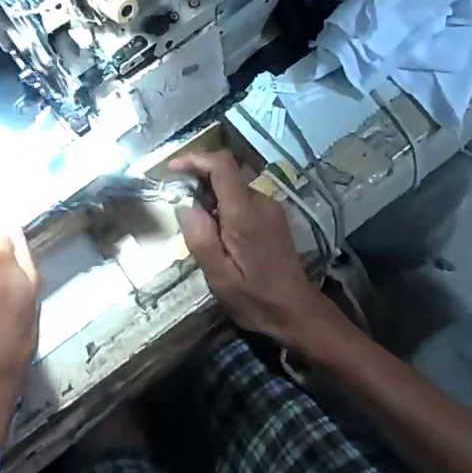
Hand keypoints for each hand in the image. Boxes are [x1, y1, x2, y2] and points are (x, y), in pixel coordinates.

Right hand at [172, 151, 339, 350]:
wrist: (298, 313)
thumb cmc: (256, 299)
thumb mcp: (220, 278)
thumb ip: (201, 239)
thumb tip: (185, 207)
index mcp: (245, 215)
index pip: (222, 166)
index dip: (195, 159)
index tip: (173, 170)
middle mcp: (261, 203)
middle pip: (225, 175)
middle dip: (199, 186)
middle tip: (185, 216)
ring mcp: (270, 208)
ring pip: (233, 188)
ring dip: (212, 200)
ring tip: (203, 233)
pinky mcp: (273, 216)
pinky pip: (242, 200)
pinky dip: (225, 208)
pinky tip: (222, 237)